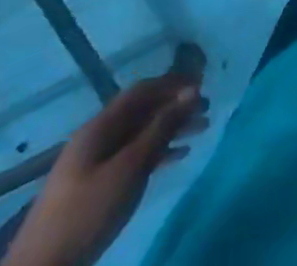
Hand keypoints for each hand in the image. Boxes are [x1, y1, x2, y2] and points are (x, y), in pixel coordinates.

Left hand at [2, 72, 208, 265]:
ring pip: (141, 133)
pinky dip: (160, 150)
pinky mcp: (98, 183)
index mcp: (99, 128)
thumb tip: (192, 91)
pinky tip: (180, 155)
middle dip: (176, 106)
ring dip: (172, 128)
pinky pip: (135, 155)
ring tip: (203, 129)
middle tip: (208, 109)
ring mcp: (96, 162)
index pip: (141, 91)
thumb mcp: (130, 167)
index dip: (173, 83)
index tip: (204, 86)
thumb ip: (161, 127)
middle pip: (142, 111)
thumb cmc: (88, 211)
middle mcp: (97, 138)